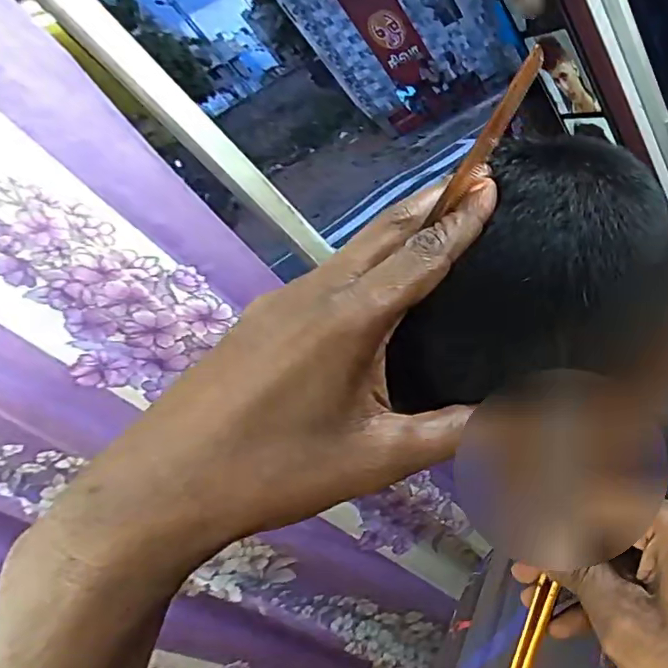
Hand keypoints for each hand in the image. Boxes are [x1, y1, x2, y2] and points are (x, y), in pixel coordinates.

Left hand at [31, 176, 497, 585]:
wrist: (157, 489)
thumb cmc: (275, 471)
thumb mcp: (376, 458)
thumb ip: (450, 433)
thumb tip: (509, 418)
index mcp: (350, 320)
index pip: (420, 255)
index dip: (459, 220)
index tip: (487, 182)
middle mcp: (316, 294)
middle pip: (384, 233)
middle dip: (431, 201)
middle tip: (471, 178)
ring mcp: (281, 301)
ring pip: (354, 249)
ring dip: (399, 226)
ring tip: (435, 215)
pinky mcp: (260, 318)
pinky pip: (330, 273)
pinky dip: (369, 256)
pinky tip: (376, 279)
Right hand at [515, 502, 667, 667]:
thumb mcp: (620, 618)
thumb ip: (577, 570)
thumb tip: (538, 536)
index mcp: (666, 521)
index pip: (595, 505)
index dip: (552, 521)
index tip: (518, 539)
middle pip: (603, 527)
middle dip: (559, 553)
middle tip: (518, 574)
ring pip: (613, 554)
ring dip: (574, 578)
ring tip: (529, 600)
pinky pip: (632, 575)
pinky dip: (601, 596)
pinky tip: (562, 624)